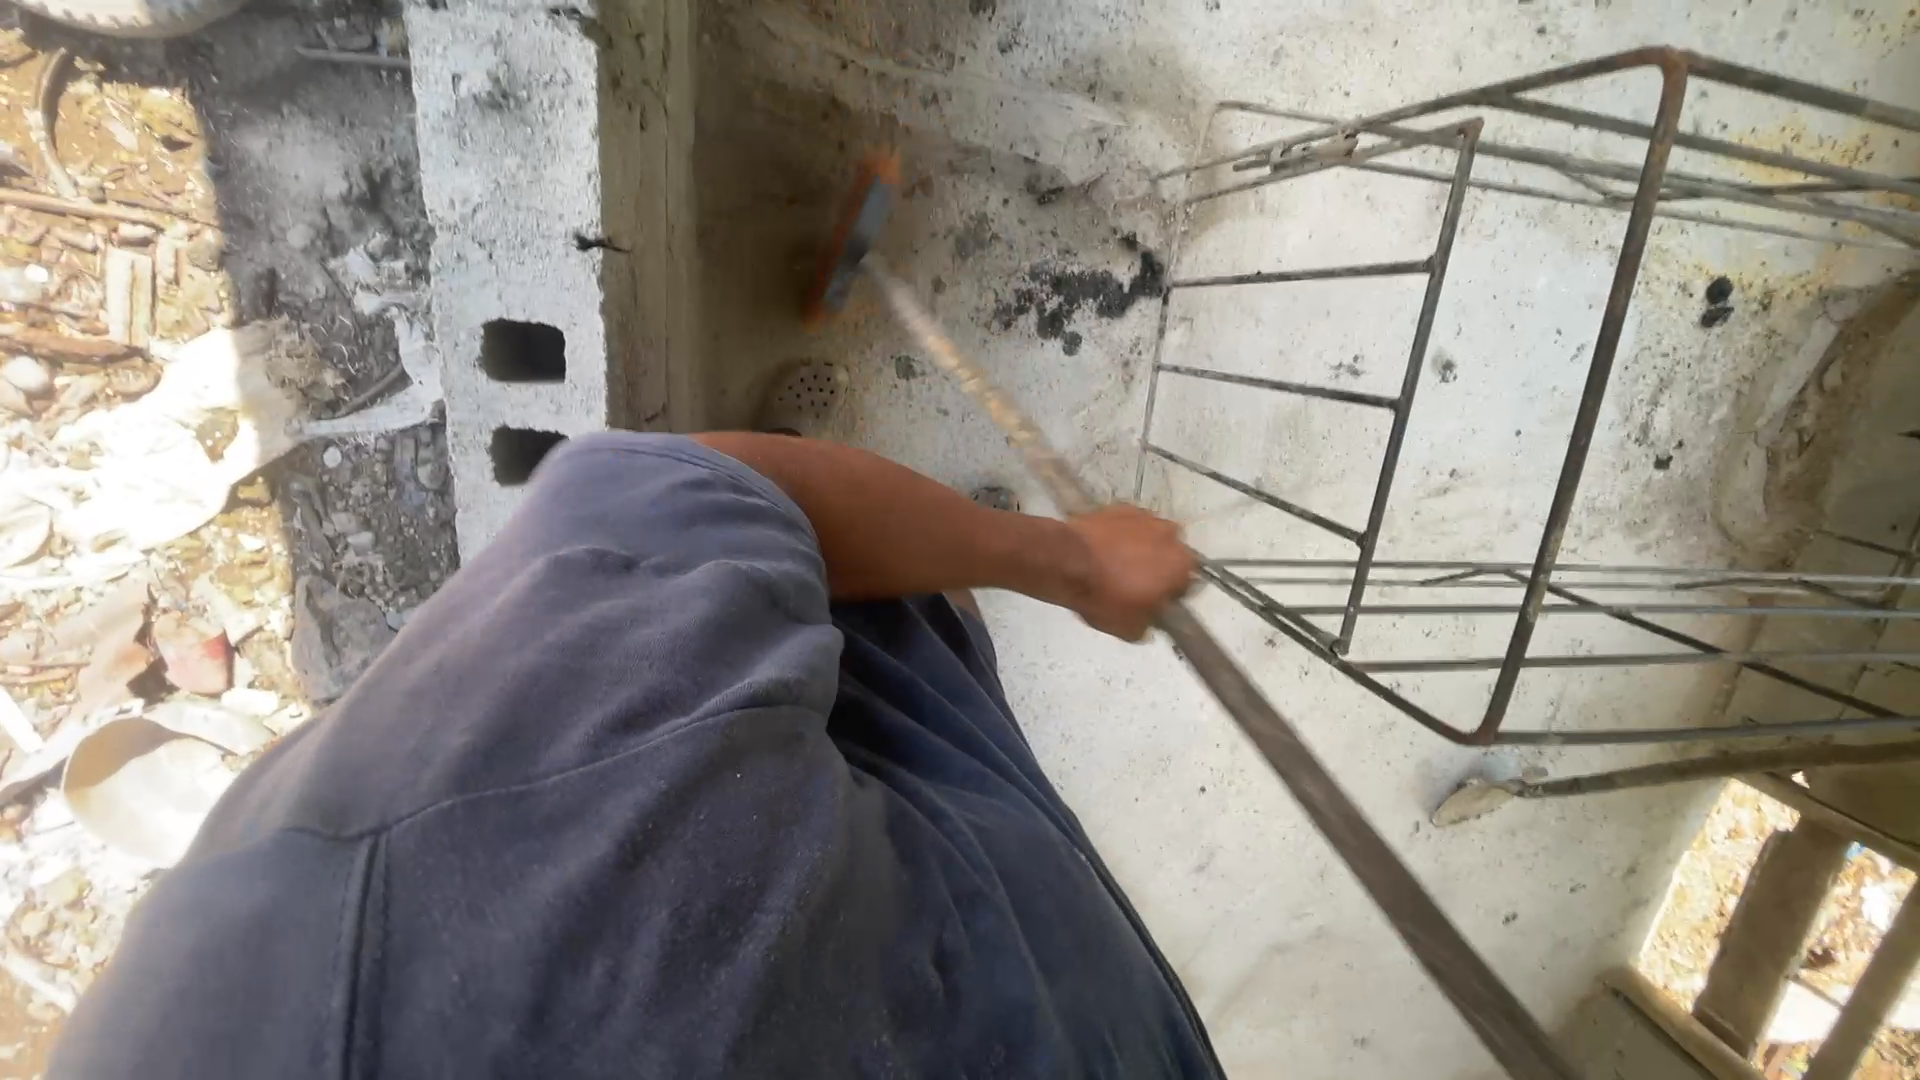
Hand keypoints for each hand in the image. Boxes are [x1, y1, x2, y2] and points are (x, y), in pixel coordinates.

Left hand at [1060, 505, 1195, 641]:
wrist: (1067, 561)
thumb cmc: (1105, 597)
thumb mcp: (1131, 629)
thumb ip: (1150, 623)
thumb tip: (1149, 618)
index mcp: (1182, 565)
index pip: (1185, 585)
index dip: (1168, 596)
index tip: (1150, 603)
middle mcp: (1171, 535)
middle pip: (1170, 556)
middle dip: (1156, 568)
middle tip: (1132, 583)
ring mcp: (1145, 516)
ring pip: (1149, 537)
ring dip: (1139, 548)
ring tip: (1114, 563)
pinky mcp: (1120, 506)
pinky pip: (1127, 525)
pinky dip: (1119, 534)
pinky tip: (1103, 548)